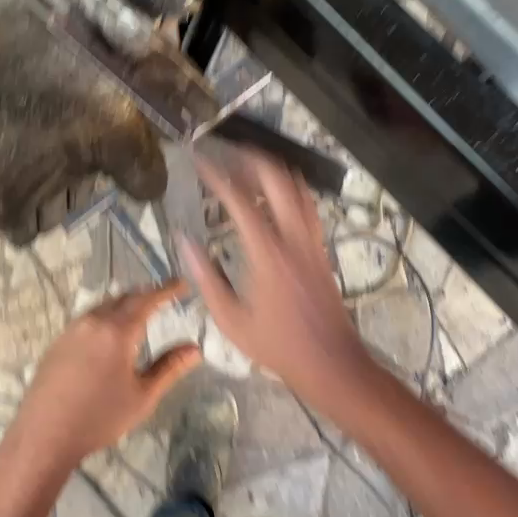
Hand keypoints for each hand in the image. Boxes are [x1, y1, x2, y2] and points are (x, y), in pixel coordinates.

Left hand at [12, 283, 202, 472]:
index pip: (147, 300)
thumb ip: (170, 368)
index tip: (182, 284)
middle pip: (124, 297)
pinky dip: (106, 316)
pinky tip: (109, 335)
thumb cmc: (99, 418)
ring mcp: (72, 330)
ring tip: (139, 314)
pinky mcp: (58, 342)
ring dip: (124, 304)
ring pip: (104, 305)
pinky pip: (88, 318)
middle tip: (164, 299)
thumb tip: (195, 349)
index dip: (166, 289)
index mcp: (117, 331)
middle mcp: (94, 321)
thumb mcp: (142, 397)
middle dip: (146, 295)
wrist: (44, 435)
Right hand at [183, 148, 375, 407]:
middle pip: (276, 178)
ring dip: (271, 170)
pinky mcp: (321, 246)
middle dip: (249, 158)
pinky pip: (307, 204)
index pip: (239, 199)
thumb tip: (185, 242)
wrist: (331, 362)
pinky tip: (274, 194)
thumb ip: (206, 279)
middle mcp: (293, 236)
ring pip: (296, 186)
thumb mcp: (231, 320)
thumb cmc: (277, 346)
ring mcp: (312, 239)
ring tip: (246, 166)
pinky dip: (289, 188)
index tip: (199, 160)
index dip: (217, 175)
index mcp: (267, 253)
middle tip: (225, 154)